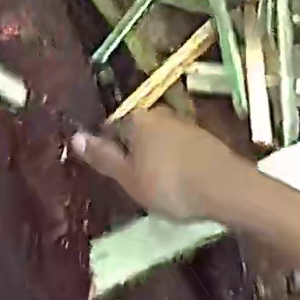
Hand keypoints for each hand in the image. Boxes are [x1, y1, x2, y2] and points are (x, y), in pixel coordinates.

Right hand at [73, 108, 257, 221]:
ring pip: (159, 139)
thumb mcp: (129, 178)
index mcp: (136, 117)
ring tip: (159, 187)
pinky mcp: (202, 136)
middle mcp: (158, 112)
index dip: (110, 150)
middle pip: (137, 131)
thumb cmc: (169, 184)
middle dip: (134, 153)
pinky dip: (175, 161)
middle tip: (135, 183)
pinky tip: (180, 183)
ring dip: (156, 158)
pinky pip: (178, 147)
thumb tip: (74, 136)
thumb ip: (103, 157)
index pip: (112, 127)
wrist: (225, 186)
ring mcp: (182, 122)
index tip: (114, 173)